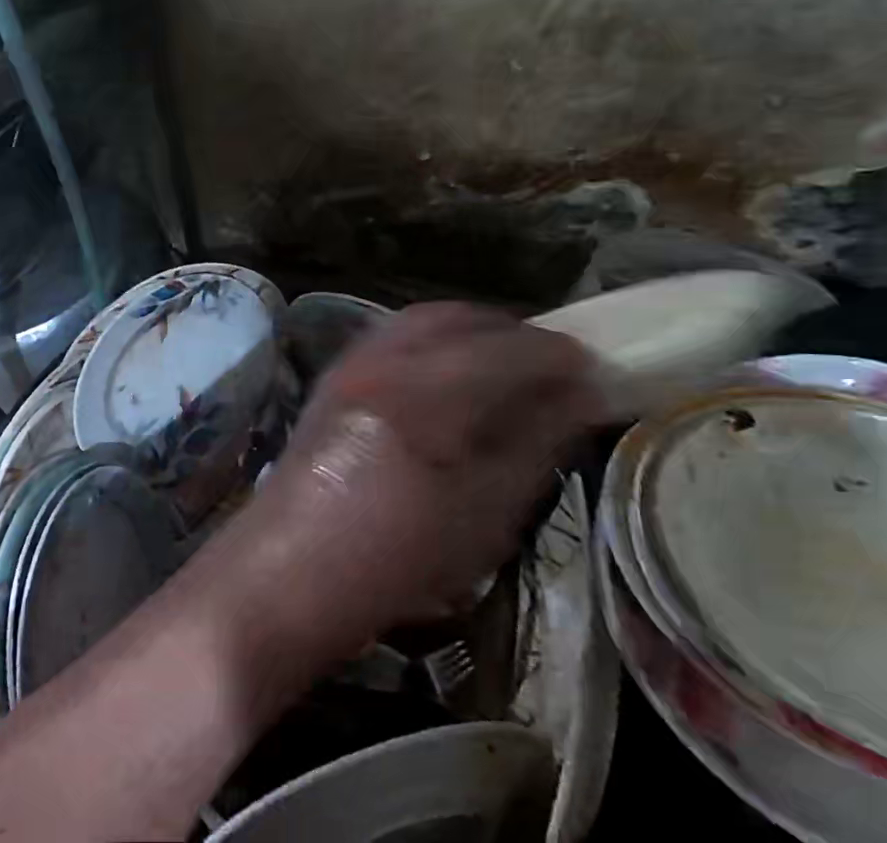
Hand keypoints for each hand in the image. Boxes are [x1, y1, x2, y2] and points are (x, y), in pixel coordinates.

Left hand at [237, 303, 600, 659]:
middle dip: (510, 334)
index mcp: (423, 393)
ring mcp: (343, 369)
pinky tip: (444, 385)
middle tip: (550, 369)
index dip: (560, 355)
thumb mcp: (487, 510)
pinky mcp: (325, 384)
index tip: (596, 373)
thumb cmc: (395, 556)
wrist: (290, 566)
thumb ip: (535, 441)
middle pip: (454, 319)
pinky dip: (425, 347)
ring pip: (414, 324)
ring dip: (465, 335)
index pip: (508, 346)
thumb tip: (578, 394)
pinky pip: (385, 342)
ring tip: (501, 375)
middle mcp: (377, 364)